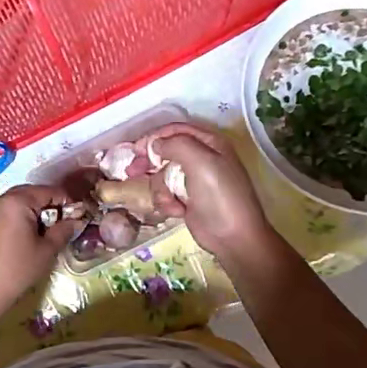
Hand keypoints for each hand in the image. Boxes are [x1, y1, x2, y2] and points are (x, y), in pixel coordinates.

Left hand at [0, 184, 83, 314]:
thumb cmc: (17, 270)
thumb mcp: (47, 251)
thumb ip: (64, 230)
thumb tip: (76, 220)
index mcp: (17, 201)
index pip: (48, 191)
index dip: (66, 201)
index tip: (77, 216)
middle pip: (30, 194)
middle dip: (48, 206)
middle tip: (59, 225)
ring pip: (15, 203)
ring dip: (31, 212)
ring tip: (41, 234)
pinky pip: (3, 214)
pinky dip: (16, 220)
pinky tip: (20, 240)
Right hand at [144, 123, 278, 263]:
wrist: (233, 238)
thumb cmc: (220, 196)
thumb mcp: (201, 162)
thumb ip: (176, 145)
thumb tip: (155, 144)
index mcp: (209, 143)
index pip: (176, 130)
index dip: (155, 137)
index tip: (136, 149)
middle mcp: (201, 158)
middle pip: (166, 152)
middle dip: (150, 162)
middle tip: (133, 171)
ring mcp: (194, 180)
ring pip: (162, 175)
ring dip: (161, 189)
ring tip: (169, 202)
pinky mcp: (187, 199)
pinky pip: (166, 193)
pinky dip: (167, 202)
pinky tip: (177, 212)